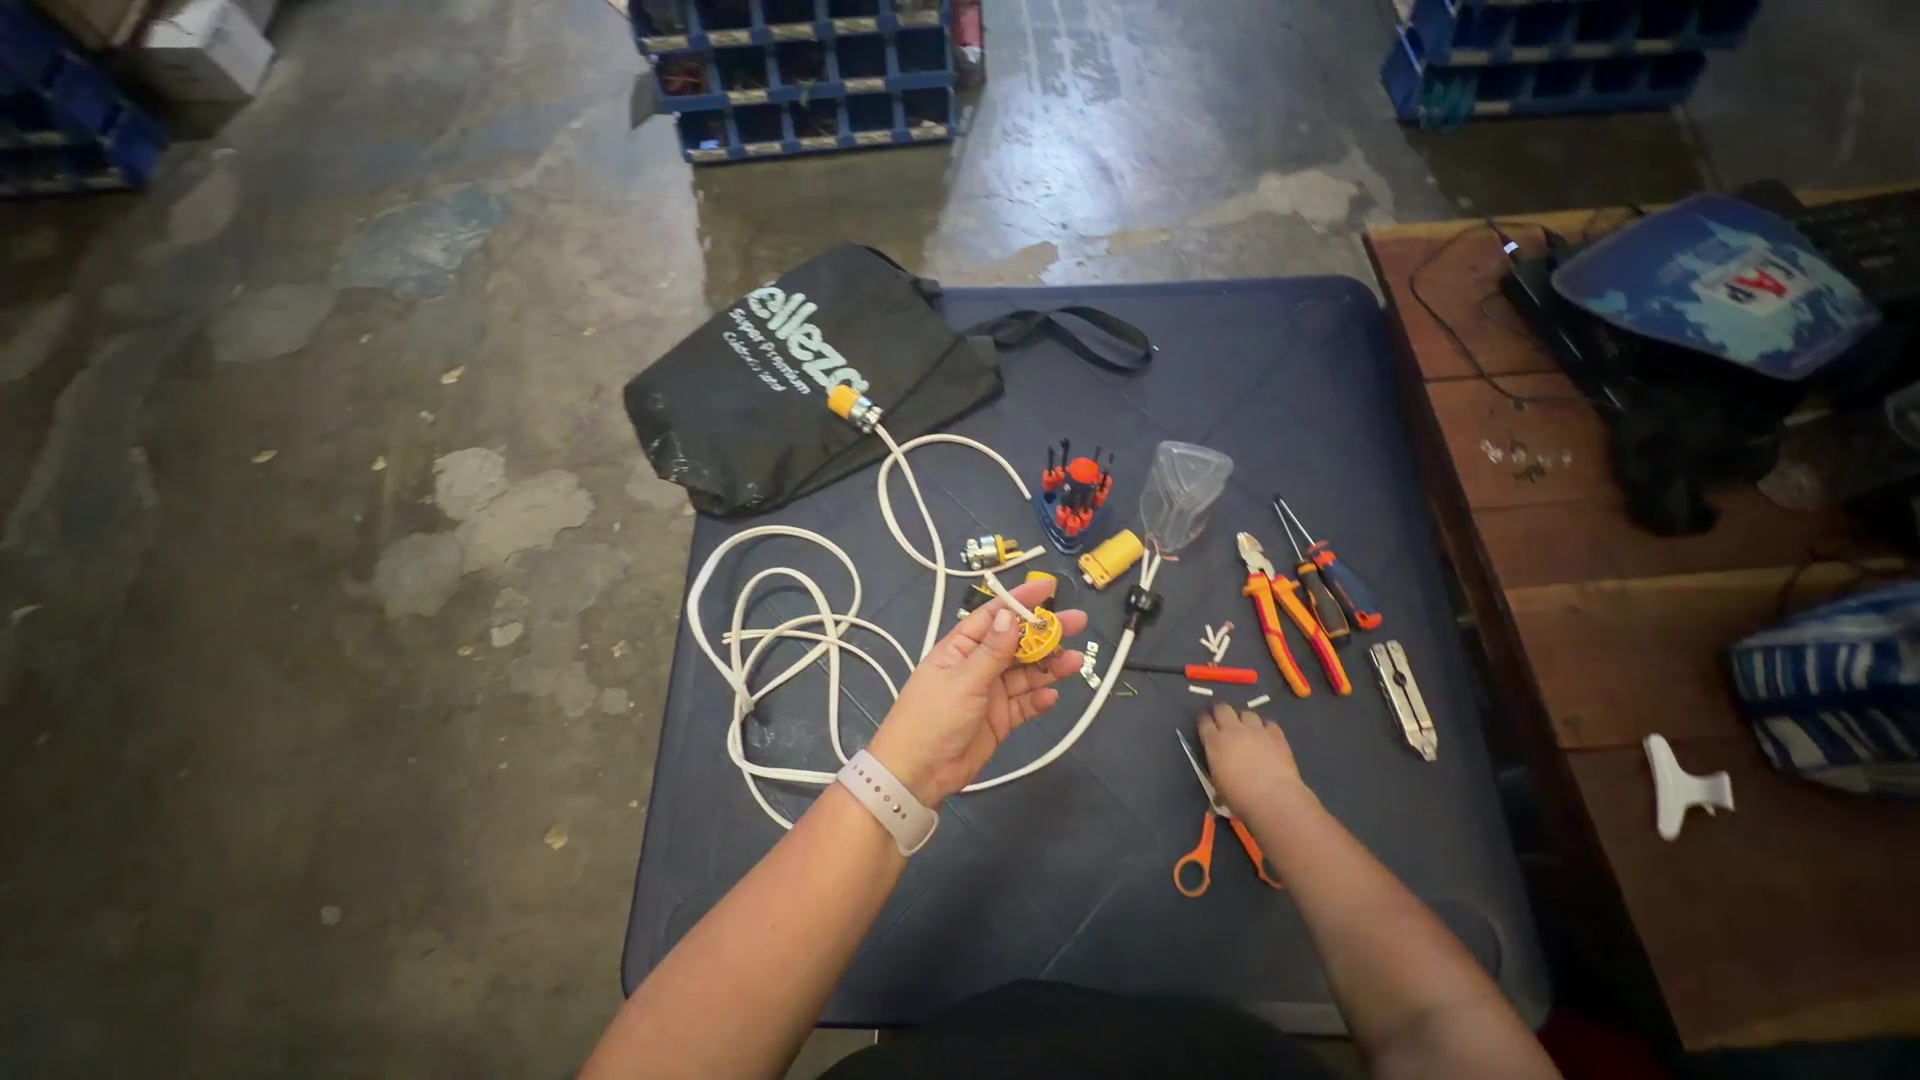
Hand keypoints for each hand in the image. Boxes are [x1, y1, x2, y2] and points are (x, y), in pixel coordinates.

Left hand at [866, 578, 1084, 806]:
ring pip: (1025, 673)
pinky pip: (1024, 704)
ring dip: (1049, 666)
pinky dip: (1039, 699)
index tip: (1047, 588)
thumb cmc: (932, 718)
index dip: (1020, 600)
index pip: (993, 616)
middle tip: (1078, 624)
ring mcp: (989, 693)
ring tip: (1076, 661)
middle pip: (1017, 643)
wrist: (918, 773)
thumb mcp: (963, 680)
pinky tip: (1052, 696)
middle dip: (1045, 633)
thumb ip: (991, 651)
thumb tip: (1010, 614)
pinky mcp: (999, 720)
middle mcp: (977, 666)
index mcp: (960, 648)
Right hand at [1197, 702, 1310, 819]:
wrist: (1273, 797)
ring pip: (1247, 713)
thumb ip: (1216, 765)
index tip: (1205, 722)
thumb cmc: (1239, 797)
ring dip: (1245, 720)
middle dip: (1221, 711)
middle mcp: (1233, 730)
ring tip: (1248, 730)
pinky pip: (1269, 723)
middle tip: (1223, 720)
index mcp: (1215, 742)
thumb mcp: (1217, 782)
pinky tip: (1267, 737)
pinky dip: (1266, 728)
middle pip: (1223, 709)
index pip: (1204, 722)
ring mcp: (1256, 730)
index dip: (1204, 720)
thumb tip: (1220, 765)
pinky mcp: (1276, 734)